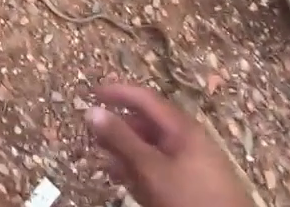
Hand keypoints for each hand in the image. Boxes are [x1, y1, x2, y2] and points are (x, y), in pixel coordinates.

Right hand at [86, 83, 246, 206]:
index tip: (91, 94)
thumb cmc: (189, 200)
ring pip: (155, 148)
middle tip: (95, 135)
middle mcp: (190, 140)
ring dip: (128, 152)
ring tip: (106, 163)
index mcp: (182, 128)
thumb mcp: (151, 169)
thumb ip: (121, 139)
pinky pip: (164, 167)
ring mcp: (196, 163)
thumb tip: (92, 110)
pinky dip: (143, 169)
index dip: (117, 92)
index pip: (144, 98)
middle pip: (148, 123)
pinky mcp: (198, 185)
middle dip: (120, 127)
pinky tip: (129, 183)